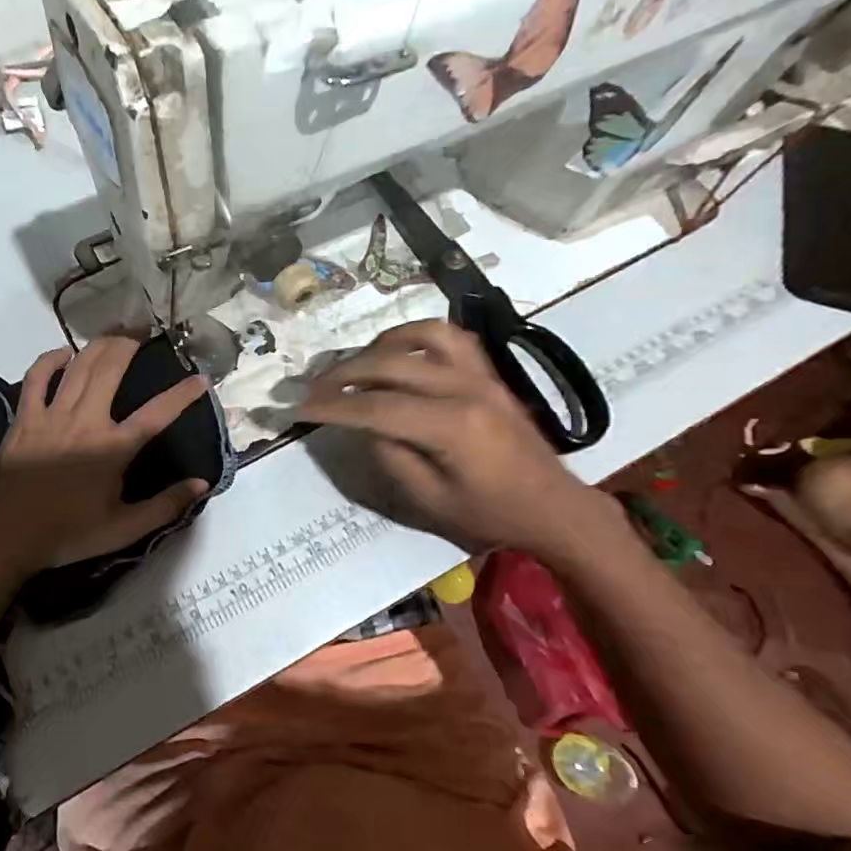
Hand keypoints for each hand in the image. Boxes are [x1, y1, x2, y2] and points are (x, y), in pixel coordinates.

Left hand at [0, 339, 210, 574]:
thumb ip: (165, 505)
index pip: (157, 413)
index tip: (200, 379)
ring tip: (115, 333)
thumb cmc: (68, 534)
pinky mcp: (25, 418)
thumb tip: (202, 483)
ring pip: (79, 367)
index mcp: (113, 448)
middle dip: (131, 345)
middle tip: (145, 332)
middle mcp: (86, 422)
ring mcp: (51, 415)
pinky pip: (37, 377)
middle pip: (111, 370)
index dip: (182, 395)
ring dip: (99, 345)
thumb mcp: (124, 529)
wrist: (3, 537)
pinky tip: (64, 353)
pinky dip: (50, 360)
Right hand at [295, 320, 621, 557]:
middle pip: (390, 365)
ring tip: (355, 365)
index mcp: (451, 427)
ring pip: (420, 336)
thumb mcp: (431, 502)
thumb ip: (391, 458)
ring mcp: (480, 373)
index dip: (333, 406)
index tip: (299, 407)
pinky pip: (450, 336)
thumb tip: (363, 424)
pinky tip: (399, 351)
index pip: (376, 407)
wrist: (551, 504)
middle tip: (314, 387)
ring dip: (379, 346)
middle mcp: (464, 388)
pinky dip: (416, 336)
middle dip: (344, 374)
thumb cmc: (492, 514)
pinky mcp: (489, 371)